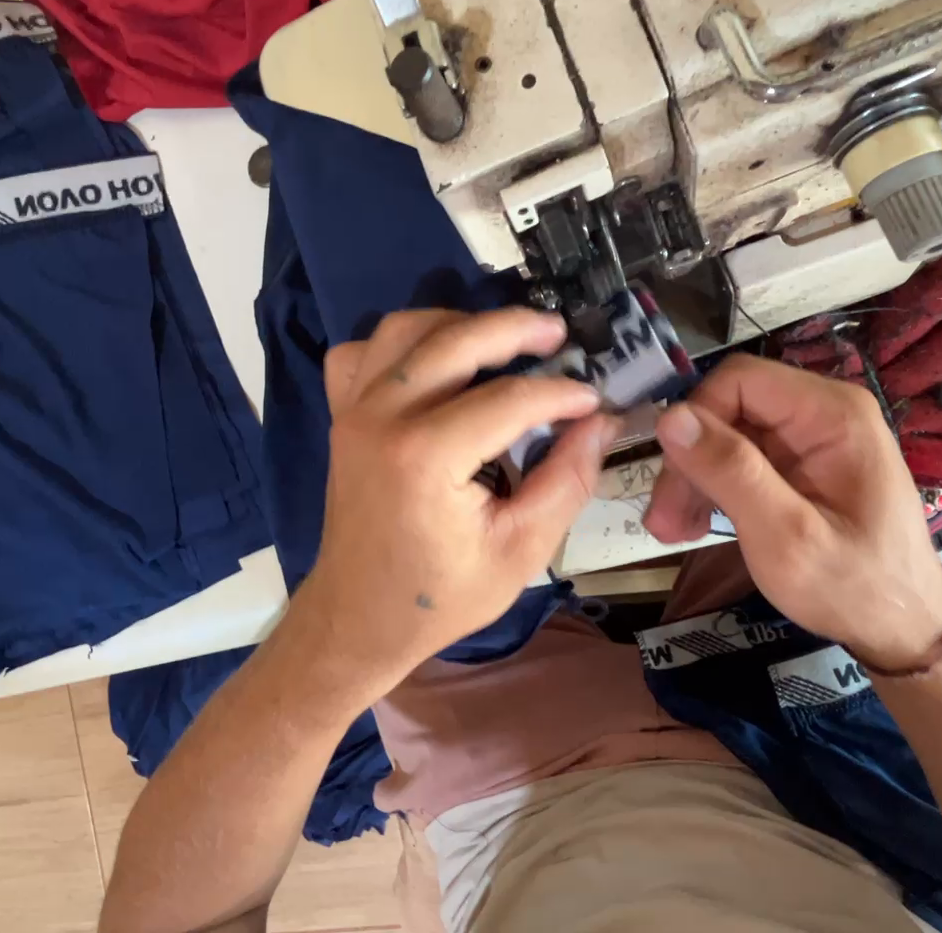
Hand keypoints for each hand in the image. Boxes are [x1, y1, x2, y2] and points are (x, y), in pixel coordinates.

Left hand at [291, 308, 617, 690]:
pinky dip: (398, 345)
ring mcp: (352, 412)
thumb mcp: (520, 551)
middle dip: (514, 329)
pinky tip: (431, 362)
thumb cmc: (440, 596)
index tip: (594, 398)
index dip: (560, 393)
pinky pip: (360, 354)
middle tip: (558, 334)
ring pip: (404, 331)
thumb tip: (601, 422)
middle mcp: (382, 418)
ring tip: (501, 340)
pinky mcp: (340, 416)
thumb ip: (566, 480)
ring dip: (457, 324)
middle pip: (455, 341)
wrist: (358, 617)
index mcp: (426, 457)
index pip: (508, 399)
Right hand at [644, 355, 941, 670]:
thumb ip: (730, 471)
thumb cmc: (852, 587)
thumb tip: (670, 416)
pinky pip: (738, 457)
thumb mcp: (785, 535)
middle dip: (688, 461)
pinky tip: (696, 525)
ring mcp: (809, 436)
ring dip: (692, 480)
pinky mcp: (798, 461)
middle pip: (726, 408)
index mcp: (830, 414)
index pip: (737, 380)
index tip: (675, 479)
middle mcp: (821, 411)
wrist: (901, 629)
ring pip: (724, 434)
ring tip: (673, 531)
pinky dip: (711, 488)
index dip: (695, 421)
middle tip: (663, 521)